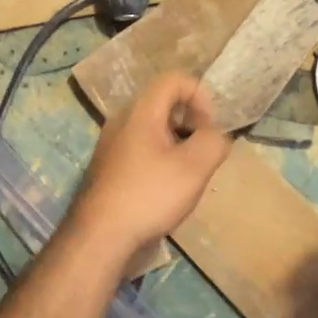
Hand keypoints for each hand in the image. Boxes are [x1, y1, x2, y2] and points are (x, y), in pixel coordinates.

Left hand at [66, 73, 231, 259]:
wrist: (99, 238)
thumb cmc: (149, 196)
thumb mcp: (194, 168)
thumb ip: (214, 142)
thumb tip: (217, 135)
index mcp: (141, 111)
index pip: (174, 79)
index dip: (200, 95)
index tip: (210, 127)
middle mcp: (122, 120)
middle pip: (164, 102)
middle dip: (191, 120)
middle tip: (203, 150)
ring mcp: (112, 144)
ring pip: (153, 127)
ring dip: (177, 141)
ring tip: (189, 172)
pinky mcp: (109, 167)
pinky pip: (141, 147)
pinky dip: (161, 157)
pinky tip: (167, 188)